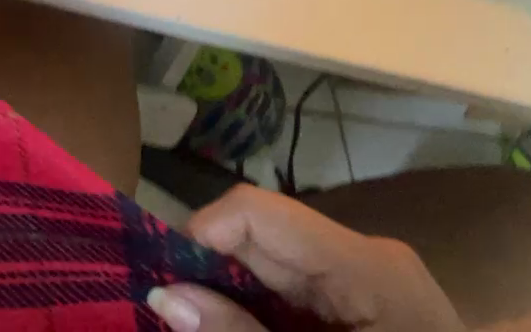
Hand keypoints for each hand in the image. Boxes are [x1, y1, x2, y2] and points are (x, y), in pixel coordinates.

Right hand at [147, 186, 464, 331]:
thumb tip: (162, 294)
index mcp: (365, 265)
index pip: (255, 210)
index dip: (201, 235)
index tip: (166, 286)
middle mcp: (365, 253)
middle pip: (259, 237)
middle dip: (210, 273)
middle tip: (175, 317)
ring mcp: (368, 277)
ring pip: (272, 264)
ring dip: (232, 296)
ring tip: (207, 327)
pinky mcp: (367, 302)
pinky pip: (296, 289)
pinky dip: (263, 312)